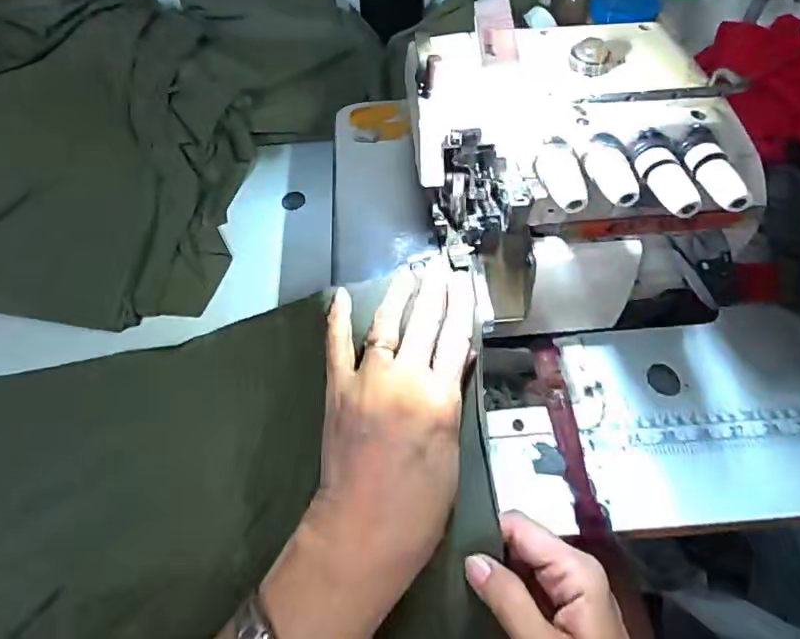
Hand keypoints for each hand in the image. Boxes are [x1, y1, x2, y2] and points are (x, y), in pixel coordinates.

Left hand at [254, 263, 474, 638]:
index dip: (460, 306)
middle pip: (424, 322)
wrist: (361, 533)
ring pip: (385, 323)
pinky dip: (337, 319)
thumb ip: (453, 397)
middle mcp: (406, 379)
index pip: (454, 338)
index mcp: (439, 397)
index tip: (462, 282)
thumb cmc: (419, 504)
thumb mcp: (451, 450)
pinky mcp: (338, 388)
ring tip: (408, 272)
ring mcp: (368, 380)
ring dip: (398, 294)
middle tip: (439, 266)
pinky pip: (337, 345)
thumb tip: (460, 356)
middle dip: (434, 290)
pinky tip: (341, 296)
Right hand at [464, 513, 632, 638]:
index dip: (487, 532)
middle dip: (491, 555)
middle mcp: (577, 567)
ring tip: (465, 583)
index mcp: (576, 566)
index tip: (455, 550)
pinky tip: (488, 601)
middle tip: (455, 570)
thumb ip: (509, 599)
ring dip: (498, 575)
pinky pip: (534, 588)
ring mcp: (575, 590)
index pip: (520, 525)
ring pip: (525, 565)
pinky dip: (511, 593)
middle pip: (523, 543)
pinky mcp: (571, 611)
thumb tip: (472, 557)